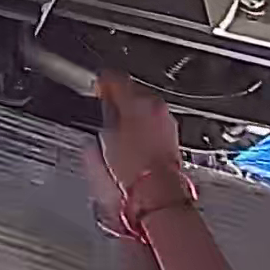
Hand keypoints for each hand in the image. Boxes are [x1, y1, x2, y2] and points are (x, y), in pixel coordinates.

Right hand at [96, 71, 182, 189]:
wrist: (157, 191)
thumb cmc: (132, 165)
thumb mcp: (106, 133)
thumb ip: (105, 109)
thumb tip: (104, 101)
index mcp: (136, 100)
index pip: (117, 78)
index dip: (103, 81)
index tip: (98, 86)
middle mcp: (155, 106)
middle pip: (133, 88)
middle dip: (120, 94)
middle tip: (106, 100)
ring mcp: (166, 120)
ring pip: (144, 103)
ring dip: (132, 107)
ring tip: (119, 118)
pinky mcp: (171, 134)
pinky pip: (153, 118)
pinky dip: (143, 120)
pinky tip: (133, 132)